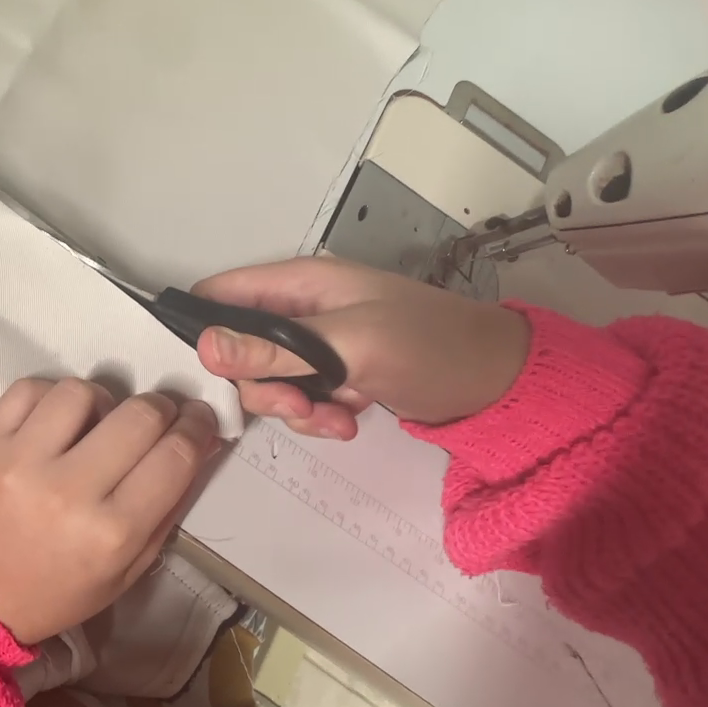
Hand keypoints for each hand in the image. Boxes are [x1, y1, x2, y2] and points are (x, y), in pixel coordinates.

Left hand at [0, 378, 219, 645]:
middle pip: (138, 416)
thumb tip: (202, 443)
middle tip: (158, 417)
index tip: (198, 419)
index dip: (197, 428)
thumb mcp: (130, 567)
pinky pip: (29, 389)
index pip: (174, 456)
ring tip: (98, 423)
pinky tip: (57, 419)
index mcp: (112, 532)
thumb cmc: (61, 588)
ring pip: (82, 391)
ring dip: (101, 400)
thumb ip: (170, 506)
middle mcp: (69, 490)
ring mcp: (23, 460)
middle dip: (160, 409)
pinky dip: (51, 395)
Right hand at [191, 257, 529, 438]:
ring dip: (290, 407)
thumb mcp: (349, 346)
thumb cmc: (430, 347)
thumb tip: (204, 348)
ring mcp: (313, 346)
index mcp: (295, 284)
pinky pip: (295, 399)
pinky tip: (346, 422)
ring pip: (264, 381)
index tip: (210, 372)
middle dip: (259, 384)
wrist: (506, 387)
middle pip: (235, 349)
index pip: (217, 296)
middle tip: (295, 406)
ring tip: (333, 419)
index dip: (201, 329)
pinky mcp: (330, 376)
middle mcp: (295, 312)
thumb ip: (275, 350)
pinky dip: (313, 417)